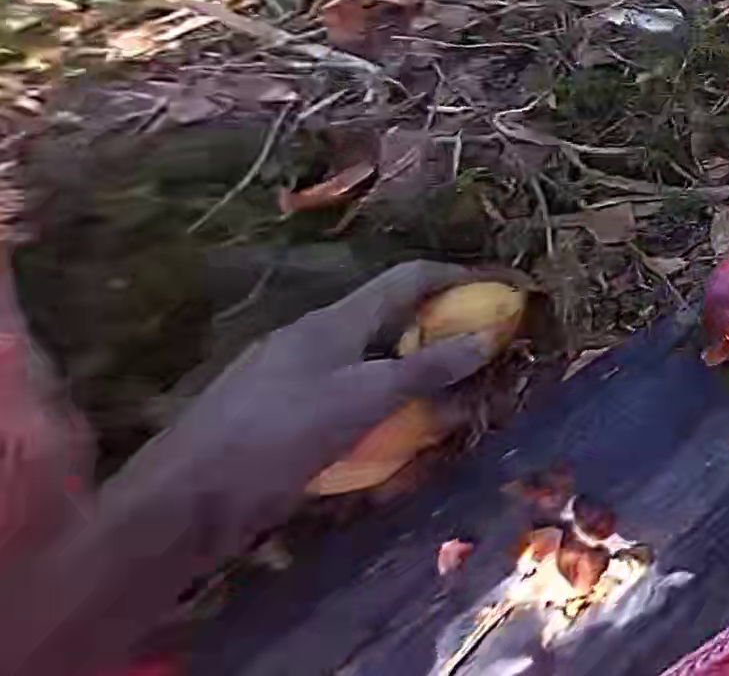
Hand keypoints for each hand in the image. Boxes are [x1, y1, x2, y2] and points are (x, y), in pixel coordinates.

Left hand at [106, 261, 503, 556]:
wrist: (171, 511)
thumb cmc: (279, 437)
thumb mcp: (369, 399)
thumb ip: (431, 366)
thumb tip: (490, 337)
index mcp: (335, 321)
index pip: (411, 277)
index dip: (460, 275)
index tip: (499, 287)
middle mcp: (312, 335)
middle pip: (391, 312)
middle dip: (440, 320)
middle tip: (479, 339)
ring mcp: (288, 370)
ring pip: (369, 348)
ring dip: (413, 356)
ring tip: (445, 380)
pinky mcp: (275, 405)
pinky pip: (346, 380)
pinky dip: (382, 385)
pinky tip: (390, 415)